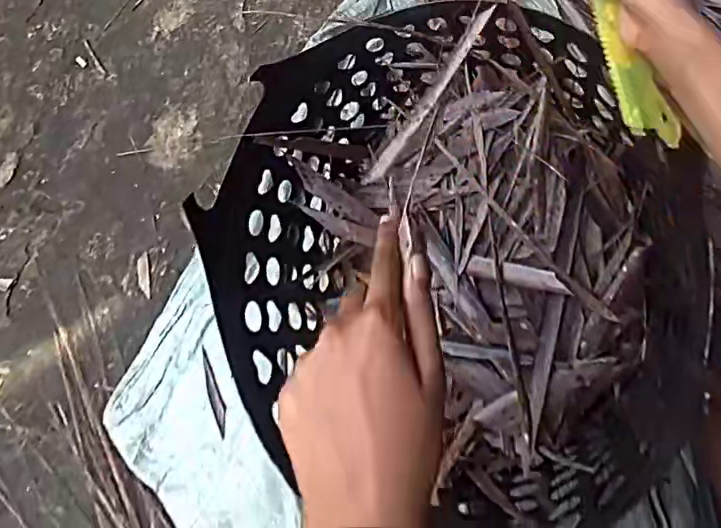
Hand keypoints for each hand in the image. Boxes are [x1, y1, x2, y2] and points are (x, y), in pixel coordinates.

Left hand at [278, 215, 443, 527]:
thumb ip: (422, 315)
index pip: (383, 268)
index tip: (390, 221)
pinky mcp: (287, 388)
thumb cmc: (406, 452)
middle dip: (371, 320)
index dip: (389, 242)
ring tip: (365, 401)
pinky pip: (309, 366)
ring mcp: (307, 361)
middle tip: (389, 364)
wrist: (362, 512)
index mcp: (376, 327)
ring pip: (332, 338)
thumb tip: (418, 269)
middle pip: (356, 305)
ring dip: (346, 353)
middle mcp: (336, 334)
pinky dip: (323, 378)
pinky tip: (340, 412)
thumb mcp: (432, 379)